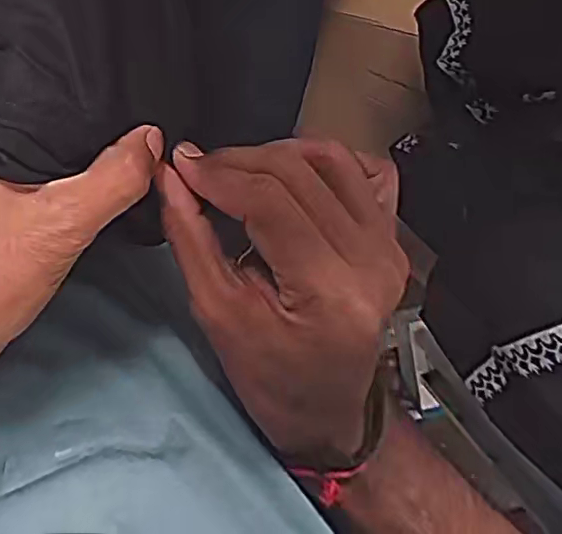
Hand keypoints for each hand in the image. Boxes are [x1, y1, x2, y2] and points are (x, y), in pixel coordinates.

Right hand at [158, 138, 407, 466]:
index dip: (216, 174)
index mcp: (331, 292)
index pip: (269, 200)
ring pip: (327, 157)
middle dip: (234, 160)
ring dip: (271, 152)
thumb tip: (169, 177)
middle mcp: (372, 261)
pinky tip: (289, 173)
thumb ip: (190, 236)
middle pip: (295, 170)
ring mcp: (388, 244)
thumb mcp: (215, 311)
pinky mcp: (391, 235)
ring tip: (236, 172)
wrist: (328, 409)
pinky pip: (362, 168)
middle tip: (197, 170)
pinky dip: (320, 158)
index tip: (180, 166)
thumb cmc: (272, 376)